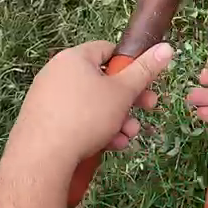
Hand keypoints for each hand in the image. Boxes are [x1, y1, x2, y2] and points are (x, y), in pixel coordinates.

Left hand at [4, 40, 175, 181]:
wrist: (40, 160)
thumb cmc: (86, 117)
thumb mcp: (123, 92)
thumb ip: (146, 70)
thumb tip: (167, 47)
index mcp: (74, 58)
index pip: (108, 50)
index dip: (129, 66)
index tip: (144, 83)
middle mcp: (56, 73)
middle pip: (102, 81)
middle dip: (128, 99)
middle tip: (147, 109)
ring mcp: (46, 99)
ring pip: (91, 104)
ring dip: (115, 119)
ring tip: (127, 137)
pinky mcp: (41, 122)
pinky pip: (75, 119)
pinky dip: (94, 130)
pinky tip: (109, 146)